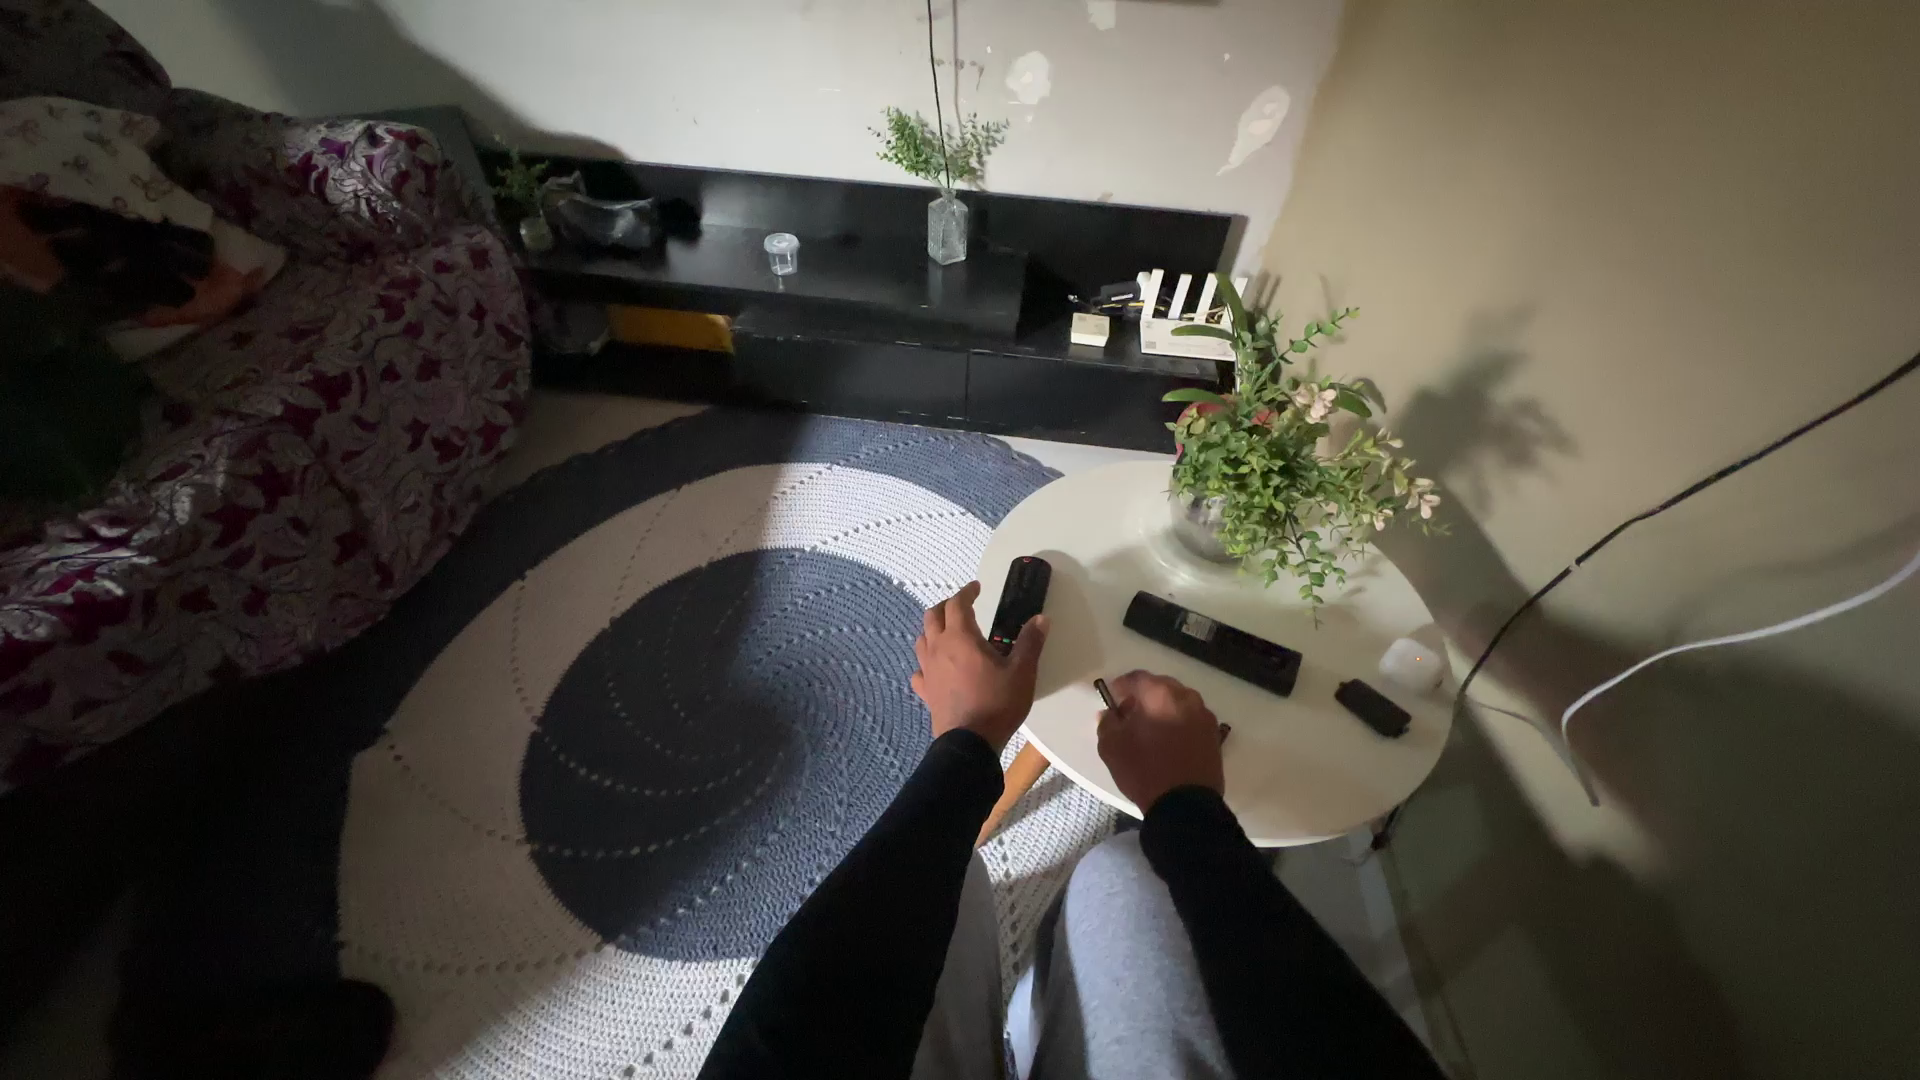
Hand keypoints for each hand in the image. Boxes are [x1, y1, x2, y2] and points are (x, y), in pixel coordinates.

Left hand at [911, 581, 1048, 752]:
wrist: (970, 743)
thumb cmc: (997, 703)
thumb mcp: (1022, 672)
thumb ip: (1030, 642)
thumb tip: (1041, 618)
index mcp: (960, 637)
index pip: (957, 604)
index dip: (966, 592)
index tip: (976, 588)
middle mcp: (938, 648)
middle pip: (933, 616)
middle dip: (947, 606)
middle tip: (963, 607)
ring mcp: (927, 670)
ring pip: (922, 639)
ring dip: (933, 629)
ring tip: (948, 632)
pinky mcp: (925, 691)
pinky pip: (919, 670)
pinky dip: (926, 662)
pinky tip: (936, 668)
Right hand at [1096, 670, 1224, 812]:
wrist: (1186, 806)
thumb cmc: (1144, 770)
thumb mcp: (1111, 746)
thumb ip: (1107, 722)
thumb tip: (1111, 713)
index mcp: (1159, 694)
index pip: (1136, 678)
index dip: (1120, 686)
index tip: (1112, 698)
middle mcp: (1186, 697)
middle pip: (1160, 686)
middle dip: (1144, 696)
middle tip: (1130, 713)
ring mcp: (1204, 716)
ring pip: (1179, 702)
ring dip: (1163, 708)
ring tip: (1151, 729)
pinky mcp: (1214, 735)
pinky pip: (1191, 719)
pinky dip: (1179, 722)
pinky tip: (1169, 741)